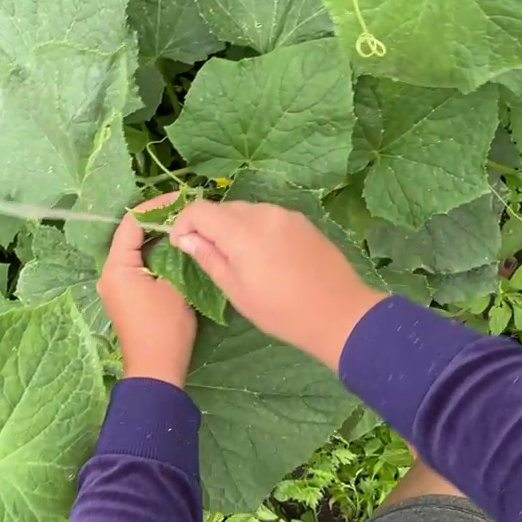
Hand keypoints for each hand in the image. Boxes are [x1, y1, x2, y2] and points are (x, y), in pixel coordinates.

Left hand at [99, 194, 196, 387]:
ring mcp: (117, 286)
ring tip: (186, 226)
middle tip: (187, 210)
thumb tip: (183, 233)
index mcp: (117, 267)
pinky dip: (156, 256)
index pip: (132, 222)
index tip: (181, 198)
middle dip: (159, 221)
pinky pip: (139, 266)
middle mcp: (110, 273)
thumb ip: (176, 256)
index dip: (156, 206)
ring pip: (137, 250)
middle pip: (132, 235)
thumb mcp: (175, 287)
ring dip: (159, 239)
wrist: (156, 370)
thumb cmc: (165, 329)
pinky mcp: (127, 296)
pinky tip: (178, 251)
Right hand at [170, 200, 385, 369]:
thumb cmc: (281, 311)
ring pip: (247, 211)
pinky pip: (269, 217)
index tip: (183, 246)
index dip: (184, 224)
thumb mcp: (237, 291)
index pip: (199, 210)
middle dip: (210, 227)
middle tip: (213, 258)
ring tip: (243, 261)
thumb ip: (210, 258)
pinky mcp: (303, 221)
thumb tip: (186, 238)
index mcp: (242, 231)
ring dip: (235, 228)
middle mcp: (263, 213)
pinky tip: (268, 258)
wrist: (338, 313)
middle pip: (224, 208)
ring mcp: (286, 214)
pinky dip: (257, 230)